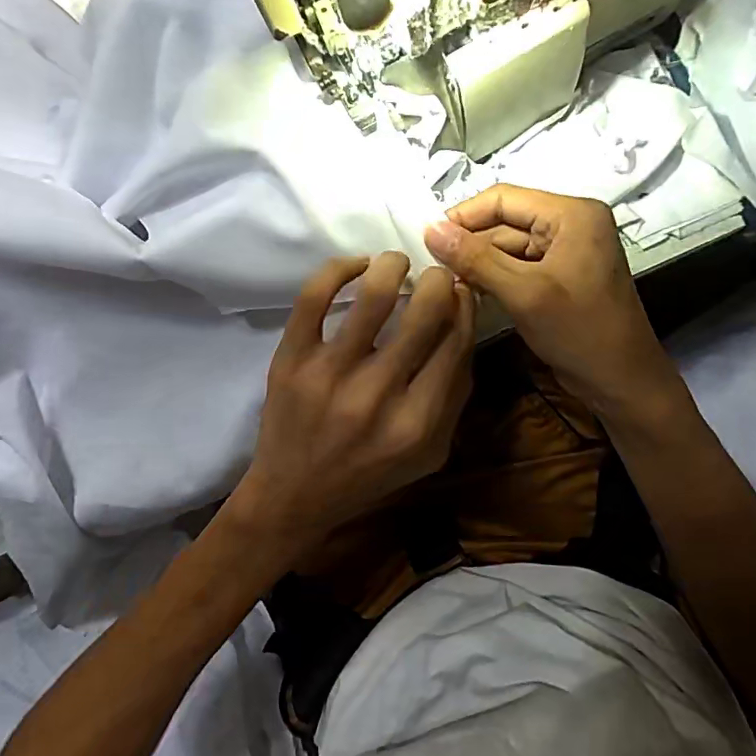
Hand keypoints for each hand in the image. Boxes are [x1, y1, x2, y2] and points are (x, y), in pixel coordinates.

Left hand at [226, 252, 475, 550]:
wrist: (294, 494)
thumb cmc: (370, 473)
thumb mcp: (430, 452)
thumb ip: (455, 396)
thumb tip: (463, 326)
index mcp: (417, 422)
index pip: (456, 341)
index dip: (464, 306)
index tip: (460, 291)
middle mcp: (377, 395)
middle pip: (425, 312)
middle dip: (438, 280)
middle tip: (434, 275)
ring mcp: (329, 374)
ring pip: (373, 295)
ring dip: (393, 265)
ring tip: (397, 262)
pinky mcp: (290, 360)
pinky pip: (313, 297)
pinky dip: (338, 269)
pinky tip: (356, 266)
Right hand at [423, 184, 679, 417]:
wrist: (622, 383)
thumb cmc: (580, 333)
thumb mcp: (523, 293)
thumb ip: (475, 258)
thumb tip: (430, 229)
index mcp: (572, 214)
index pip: (504, 198)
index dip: (463, 215)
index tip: (427, 238)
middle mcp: (572, 223)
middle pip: (506, 220)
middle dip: (470, 242)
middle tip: (432, 266)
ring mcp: (568, 250)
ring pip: (509, 245)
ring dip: (479, 262)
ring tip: (446, 281)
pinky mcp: (562, 275)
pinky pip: (520, 265)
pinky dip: (495, 276)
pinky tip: (470, 290)